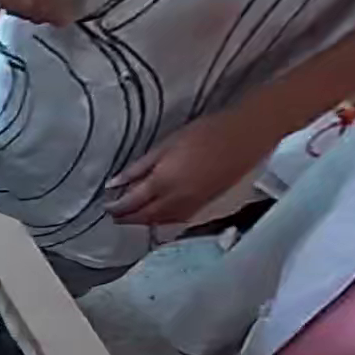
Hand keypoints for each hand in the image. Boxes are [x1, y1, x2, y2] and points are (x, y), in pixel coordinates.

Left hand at [105, 107, 275, 225]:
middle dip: (125, 219)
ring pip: (159, 221)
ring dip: (142, 222)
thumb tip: (113, 184)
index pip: (130, 204)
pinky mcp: (206, 203)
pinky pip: (177, 219)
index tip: (105, 207)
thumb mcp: (165, 146)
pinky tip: (156, 216)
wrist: (249, 132)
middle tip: (113, 216)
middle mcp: (175, 199)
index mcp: (162, 183)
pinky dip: (161, 220)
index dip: (115, 208)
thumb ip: (138, 168)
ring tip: (130, 217)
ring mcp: (192, 203)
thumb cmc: (205, 133)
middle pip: (143, 216)